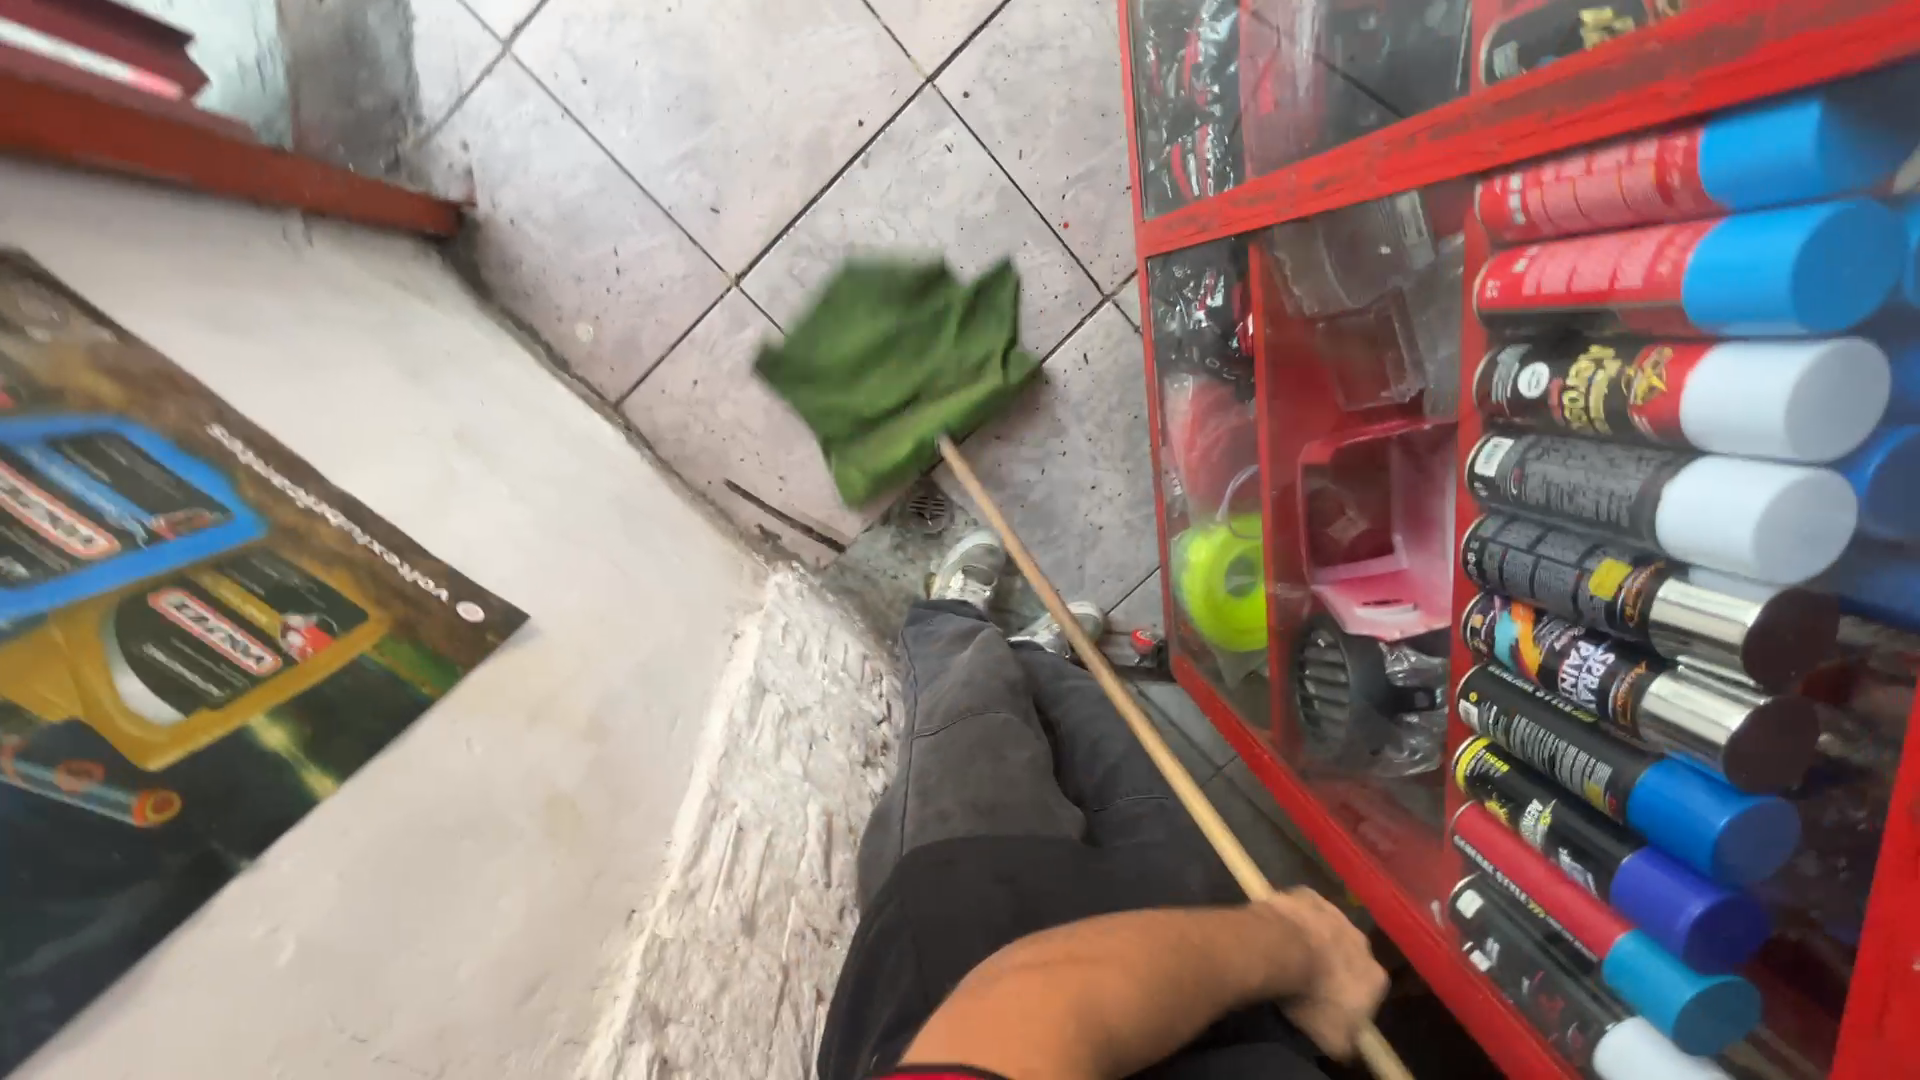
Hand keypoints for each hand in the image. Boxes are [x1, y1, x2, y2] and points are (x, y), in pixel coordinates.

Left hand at [1266, 888, 1388, 1059]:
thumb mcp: (1334, 1040)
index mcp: (1376, 977)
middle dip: (1333, 965)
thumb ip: (1346, 1043)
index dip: (1348, 999)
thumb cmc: (1312, 998)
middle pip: (1348, 956)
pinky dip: (1293, 915)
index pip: (1368, 991)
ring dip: (1313, 938)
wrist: (1282, 949)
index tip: (1327, 1005)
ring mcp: (1333, 913)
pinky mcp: (1306, 894)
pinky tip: (1278, 926)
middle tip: (1306, 977)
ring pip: (1326, 928)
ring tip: (1288, 952)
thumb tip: (1345, 1046)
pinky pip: (1302, 906)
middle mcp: (1361, 942)